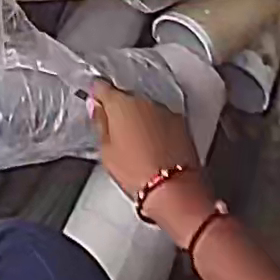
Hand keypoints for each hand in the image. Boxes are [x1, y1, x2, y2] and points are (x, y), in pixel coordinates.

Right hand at [90, 80, 214, 242]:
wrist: (176, 192)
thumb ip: (100, 123)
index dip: (97, 97)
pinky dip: (158, 126)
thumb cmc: (137, 172)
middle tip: (118, 133)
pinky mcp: (182, 124)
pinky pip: (162, 118)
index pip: (101, 86)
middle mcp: (142, 100)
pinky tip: (155, 146)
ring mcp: (164, 110)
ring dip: (140, 117)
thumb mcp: (106, 151)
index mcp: (119, 102)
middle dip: (121, 110)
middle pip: (125, 96)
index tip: (97, 107)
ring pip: (145, 107)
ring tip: (138, 143)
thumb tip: (97, 109)